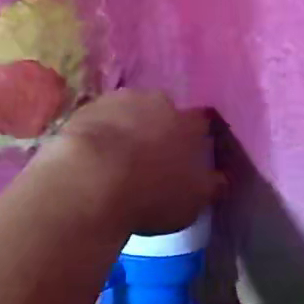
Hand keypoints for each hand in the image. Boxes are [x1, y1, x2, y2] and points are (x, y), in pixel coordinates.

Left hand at [35, 90, 221, 237]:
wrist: (90, 181)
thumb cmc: (151, 194)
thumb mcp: (193, 202)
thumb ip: (210, 186)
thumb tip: (221, 178)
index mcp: (189, 123)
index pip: (200, 126)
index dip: (193, 143)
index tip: (185, 162)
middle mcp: (157, 102)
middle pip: (162, 115)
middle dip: (157, 132)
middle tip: (147, 163)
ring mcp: (117, 101)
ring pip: (127, 114)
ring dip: (125, 131)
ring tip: (115, 164)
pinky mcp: (82, 110)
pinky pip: (97, 123)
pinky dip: (97, 137)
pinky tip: (91, 161)